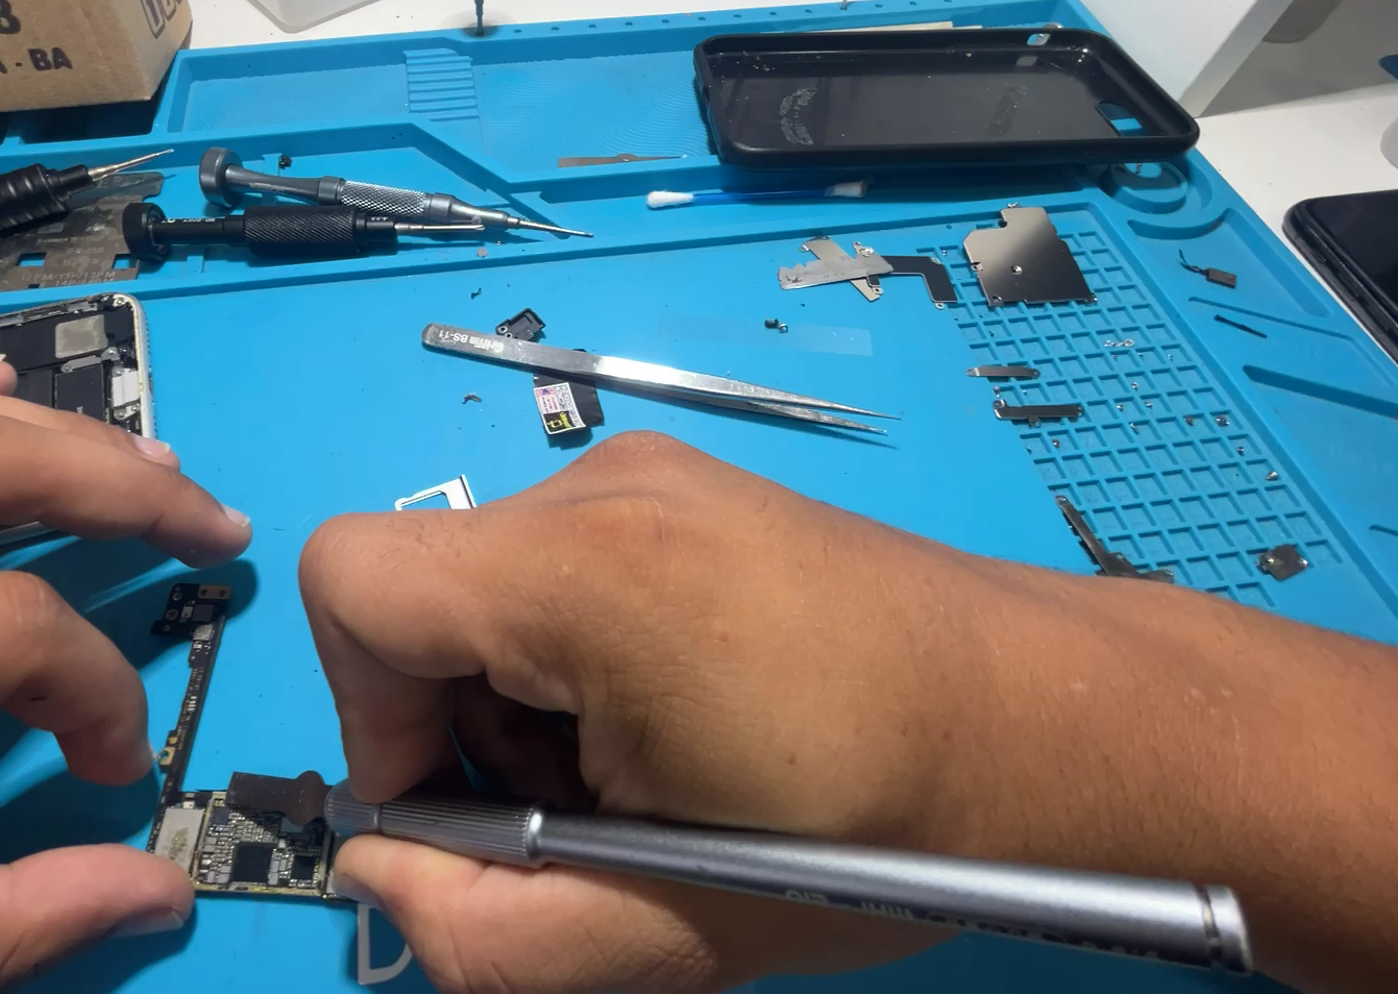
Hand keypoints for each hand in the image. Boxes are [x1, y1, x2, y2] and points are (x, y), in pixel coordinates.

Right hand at [300, 431, 979, 991]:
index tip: (456, 795)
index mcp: (584, 566)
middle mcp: (600, 483)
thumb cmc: (881, 825)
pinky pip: (551, 558)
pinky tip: (666, 702)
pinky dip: (565, 646)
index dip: (364, 707)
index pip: (351, 577)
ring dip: (518, 690)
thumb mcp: (667, 928)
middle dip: (455, 717)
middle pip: (418, 589)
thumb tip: (378, 856)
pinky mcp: (675, 479)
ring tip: (635, 761)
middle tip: (571, 804)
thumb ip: (480, 929)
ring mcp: (642, 468)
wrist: (1046, 713)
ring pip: (484, 580)